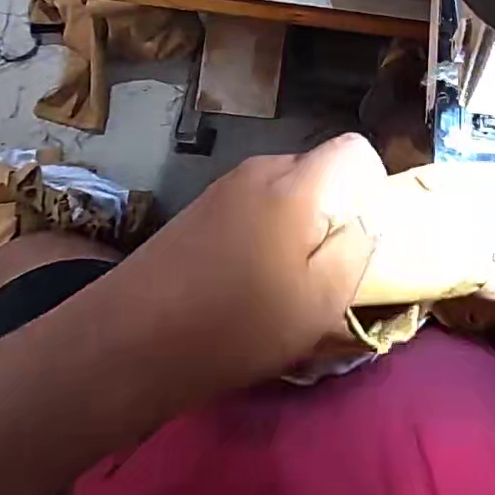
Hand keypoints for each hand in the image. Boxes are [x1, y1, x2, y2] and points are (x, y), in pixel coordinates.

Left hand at [75, 134, 385, 405]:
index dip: (372, 186)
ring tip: (282, 280)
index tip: (359, 235)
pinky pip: (257, 204)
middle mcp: (263, 169)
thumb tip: (368, 218)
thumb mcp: (321, 300)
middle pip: (323, 170)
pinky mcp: (201, 207)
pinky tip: (245, 279)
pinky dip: (267, 231)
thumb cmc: (235, 325)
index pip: (356, 149)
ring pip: (290, 189)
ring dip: (300, 225)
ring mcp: (226, 186)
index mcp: (297, 185)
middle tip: (323, 268)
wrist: (122, 345)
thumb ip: (358, 247)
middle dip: (336, 210)